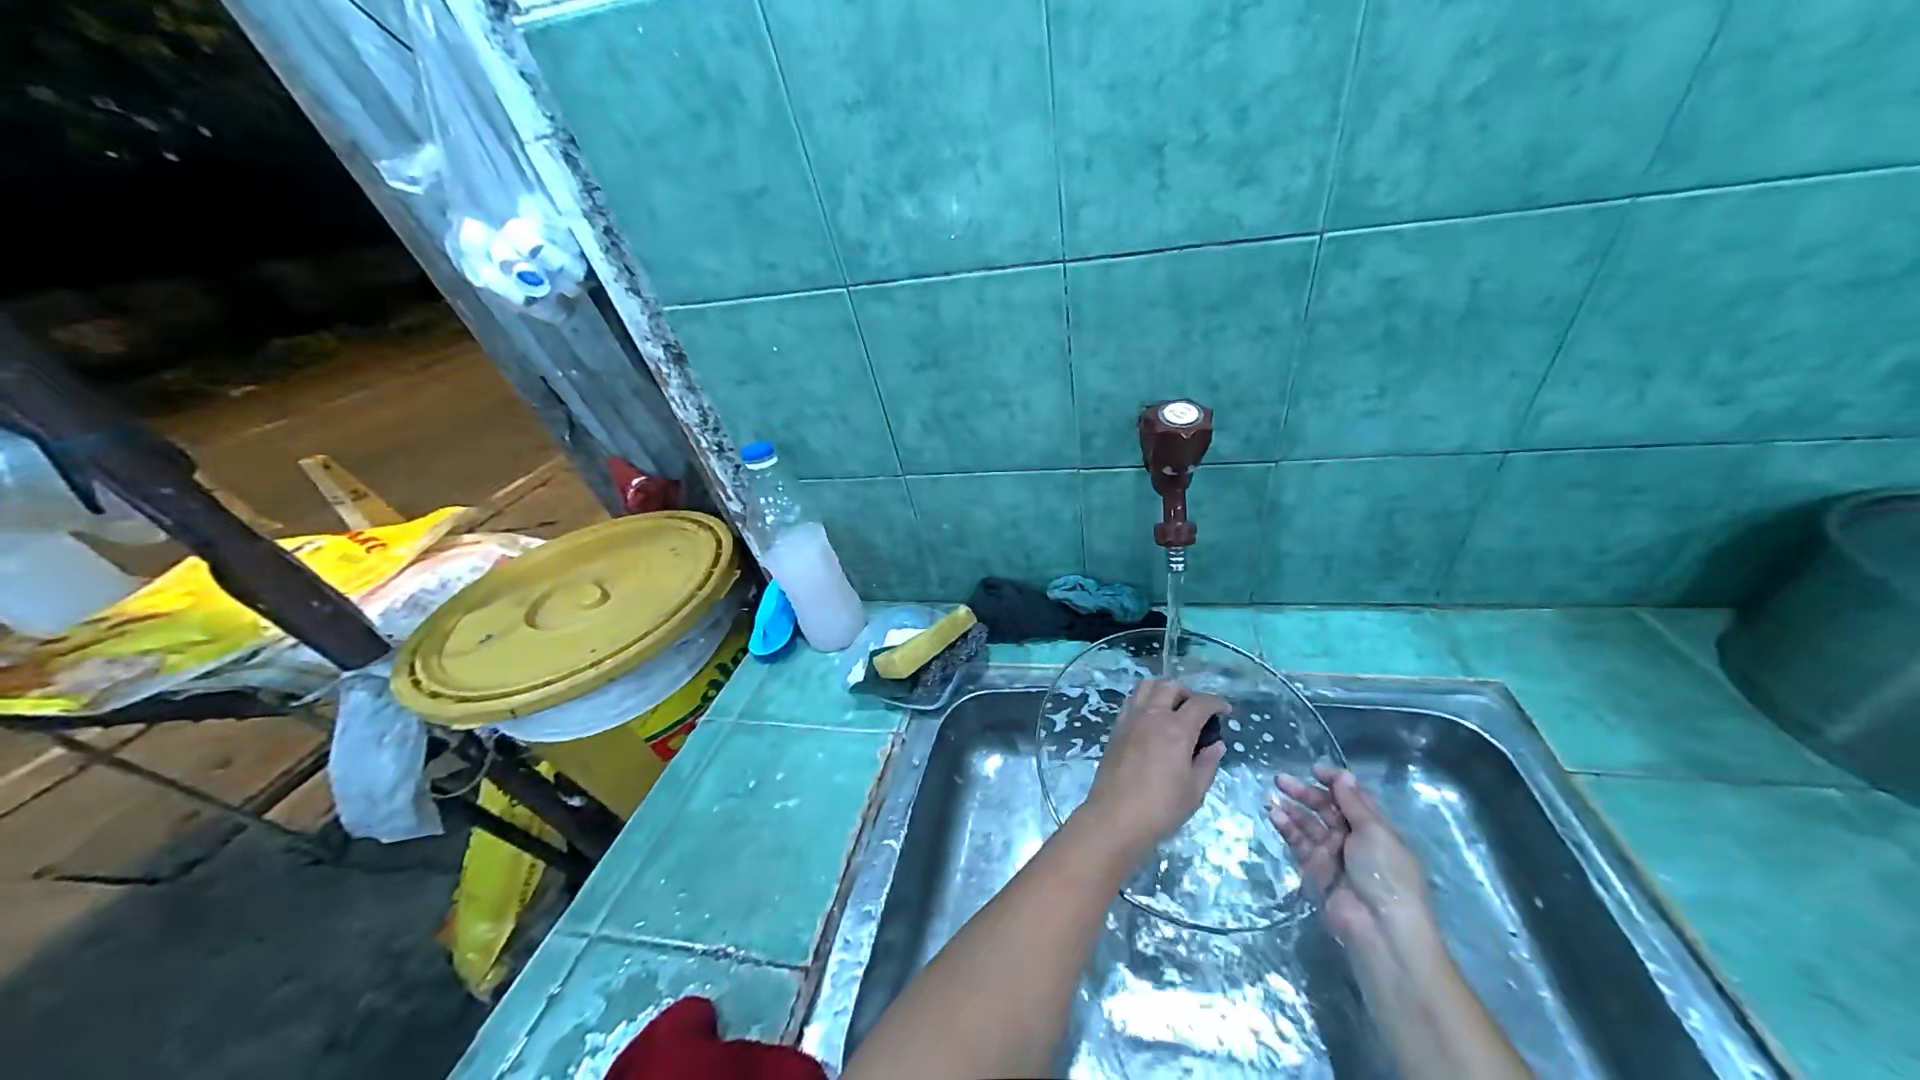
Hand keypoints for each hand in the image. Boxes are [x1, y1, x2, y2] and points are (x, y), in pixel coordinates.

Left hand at [1076, 680, 1228, 859]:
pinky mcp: (1116, 729)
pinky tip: (1152, 721)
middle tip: (1197, 712)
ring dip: (1163, 691)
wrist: (1115, 817)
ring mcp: (1130, 720)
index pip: (1200, 703)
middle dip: (1188, 693)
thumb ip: (1208, 763)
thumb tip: (1217, 745)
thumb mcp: (1195, 790)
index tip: (1225, 711)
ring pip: (1146, 687)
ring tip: (1173, 711)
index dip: (1216, 703)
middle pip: (1170, 686)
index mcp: (1176, 729)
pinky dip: (1145, 701)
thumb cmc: (1161, 808)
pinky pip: (1131, 701)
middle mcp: (1151, 716)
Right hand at [1270, 765, 1430, 947]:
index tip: (1314, 770)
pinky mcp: (1315, 870)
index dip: (1335, 782)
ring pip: (1309, 824)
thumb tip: (1344, 776)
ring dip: (1292, 809)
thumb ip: (1353, 803)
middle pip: (1327, 808)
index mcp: (1376, 828)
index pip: (1353, 798)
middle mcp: (1355, 839)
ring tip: (1271, 795)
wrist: (1379, 927)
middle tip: (1281, 780)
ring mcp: (1334, 855)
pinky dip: (1287, 828)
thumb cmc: (1385, 873)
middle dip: (1306, 793)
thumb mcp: (1375, 832)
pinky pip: (1299, 843)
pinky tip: (1274, 815)